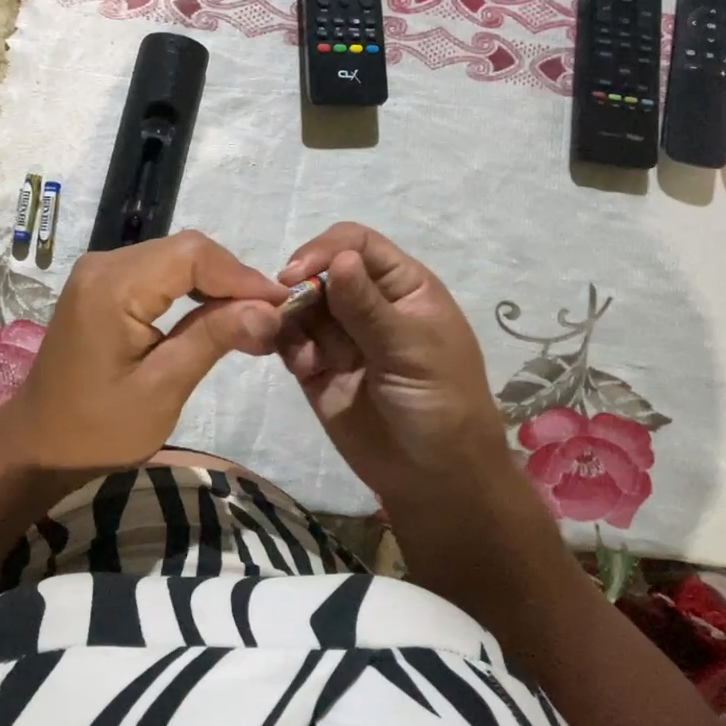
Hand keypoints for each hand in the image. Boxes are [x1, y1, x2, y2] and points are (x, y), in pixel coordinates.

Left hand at [0, 231, 286, 473]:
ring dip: (214, 284)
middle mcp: (103, 265)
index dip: (242, 275)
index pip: (193, 254)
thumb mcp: (162, 388)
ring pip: (172, 258)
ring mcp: (97, 272)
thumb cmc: (97, 429)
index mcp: (113, 286)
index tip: (282, 308)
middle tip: (270, 321)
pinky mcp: (99, 286)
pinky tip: (213, 317)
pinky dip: (188, 290)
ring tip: (250, 322)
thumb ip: (213, 338)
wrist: (37, 445)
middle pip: (184, 250)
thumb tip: (271, 308)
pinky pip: (154, 272)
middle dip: (232, 280)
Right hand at [275, 223, 506, 497]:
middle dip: (299, 285)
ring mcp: (339, 336)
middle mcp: (367, 304)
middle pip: (320, 271)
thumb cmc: (441, 405)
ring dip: (288, 317)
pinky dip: (285, 345)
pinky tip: (304, 368)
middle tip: (283, 309)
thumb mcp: (412, 351)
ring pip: (299, 305)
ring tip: (300, 350)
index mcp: (403, 288)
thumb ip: (368, 307)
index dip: (325, 249)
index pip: (357, 244)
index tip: (296, 272)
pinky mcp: (315, 367)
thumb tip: (339, 256)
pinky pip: (289, 341)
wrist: (435, 480)